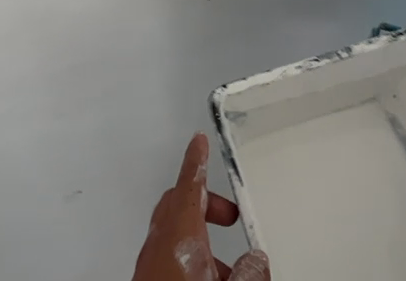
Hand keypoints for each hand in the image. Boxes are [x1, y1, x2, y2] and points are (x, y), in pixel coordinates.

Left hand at [132, 133, 270, 280]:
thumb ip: (247, 271)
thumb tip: (256, 260)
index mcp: (178, 234)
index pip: (188, 184)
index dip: (196, 160)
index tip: (199, 139)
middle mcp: (158, 244)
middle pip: (179, 204)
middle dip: (206, 201)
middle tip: (229, 211)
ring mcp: (150, 263)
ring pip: (174, 231)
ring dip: (200, 234)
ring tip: (227, 261)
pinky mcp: (149, 278)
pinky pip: (168, 252)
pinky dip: (189, 253)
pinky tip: (210, 275)